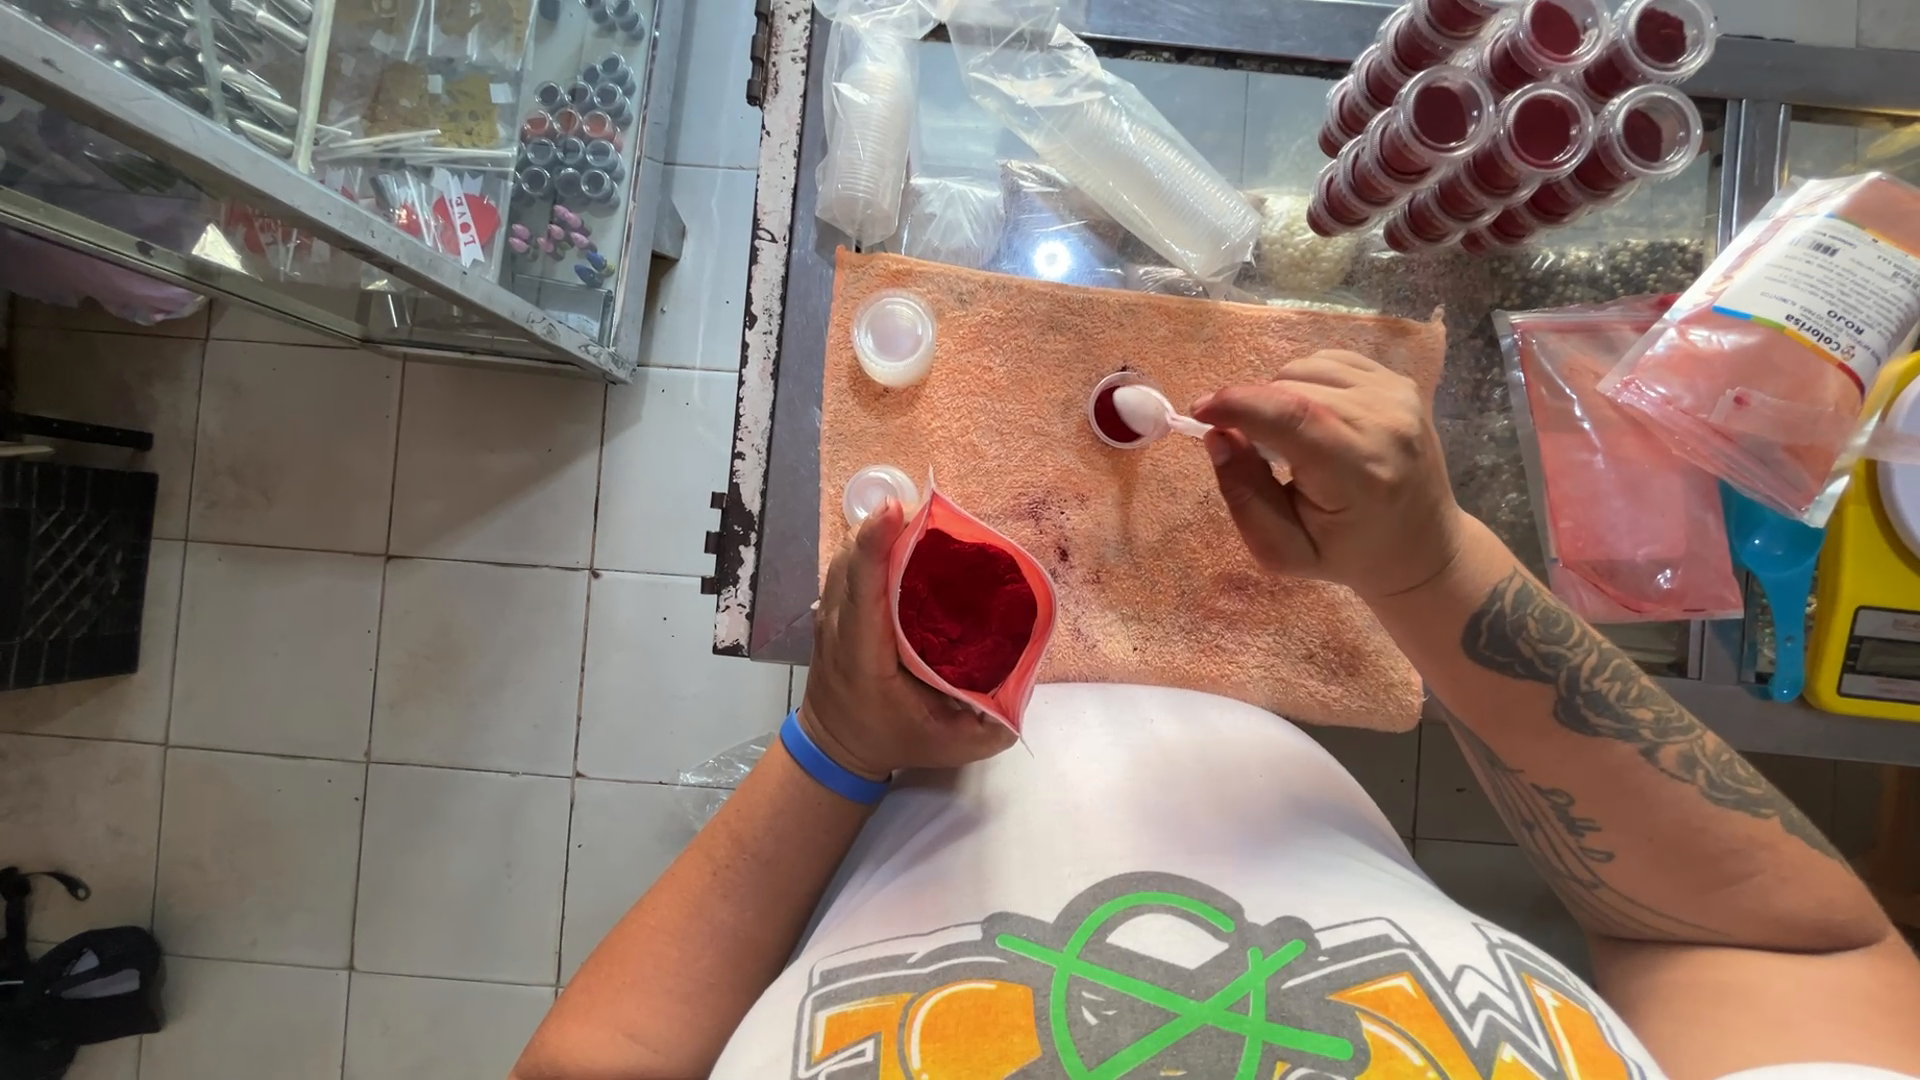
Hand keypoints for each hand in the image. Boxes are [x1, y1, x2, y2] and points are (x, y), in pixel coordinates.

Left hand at [799, 500, 1017, 780]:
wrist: (836, 749)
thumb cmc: (892, 742)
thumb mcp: (949, 747)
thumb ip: (990, 725)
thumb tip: (1025, 686)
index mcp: (863, 658)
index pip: (863, 595)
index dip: (875, 549)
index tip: (893, 510)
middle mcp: (839, 628)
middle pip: (852, 563)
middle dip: (885, 528)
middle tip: (930, 509)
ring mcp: (829, 616)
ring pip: (846, 558)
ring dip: (878, 532)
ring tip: (921, 519)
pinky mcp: (833, 610)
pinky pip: (848, 565)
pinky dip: (871, 544)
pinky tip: (902, 538)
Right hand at [1192, 349, 1468, 599]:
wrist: (1421, 546)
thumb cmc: (1345, 554)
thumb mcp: (1281, 550)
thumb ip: (1243, 495)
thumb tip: (1216, 437)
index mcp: (1358, 474)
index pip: (1291, 416)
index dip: (1237, 405)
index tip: (1198, 414)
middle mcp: (1385, 422)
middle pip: (1290, 388)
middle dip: (1250, 408)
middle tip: (1245, 446)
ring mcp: (1397, 395)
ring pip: (1303, 368)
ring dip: (1274, 397)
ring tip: (1282, 437)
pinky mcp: (1399, 381)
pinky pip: (1326, 362)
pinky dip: (1301, 383)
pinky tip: (1307, 417)